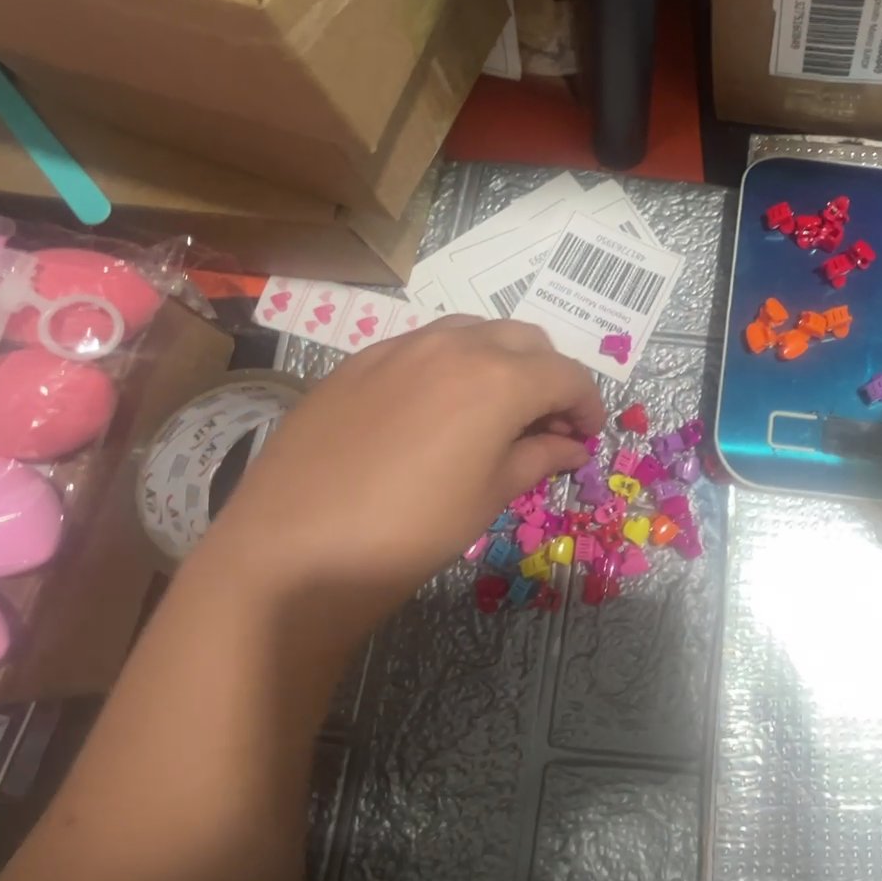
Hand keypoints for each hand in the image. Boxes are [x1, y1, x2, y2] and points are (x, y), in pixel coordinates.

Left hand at [191, 317, 603, 626]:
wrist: (293, 548)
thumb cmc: (411, 530)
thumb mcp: (490, 497)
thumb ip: (539, 458)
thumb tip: (571, 446)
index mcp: (501, 379)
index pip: (568, 375)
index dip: (588, 405)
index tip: (586, 437)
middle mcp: (456, 345)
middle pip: (527, 341)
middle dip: (548, 376)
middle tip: (545, 425)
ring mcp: (402, 347)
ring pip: (475, 332)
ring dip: (501, 362)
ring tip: (493, 411)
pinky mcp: (360, 361)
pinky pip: (424, 346)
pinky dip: (451, 366)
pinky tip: (434, 412)